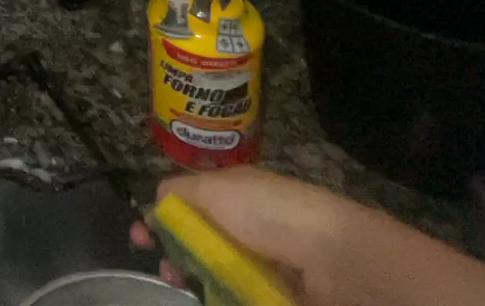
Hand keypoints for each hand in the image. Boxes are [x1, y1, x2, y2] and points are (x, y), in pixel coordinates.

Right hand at [129, 168, 484, 305]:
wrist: (343, 265)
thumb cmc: (271, 215)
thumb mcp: (213, 190)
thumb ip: (177, 196)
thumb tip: (155, 208)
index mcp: (234, 193)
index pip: (188, 204)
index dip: (161, 218)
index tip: (141, 239)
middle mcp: (250, 227)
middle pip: (200, 243)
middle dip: (176, 257)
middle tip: (169, 273)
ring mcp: (268, 268)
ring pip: (219, 276)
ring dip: (200, 284)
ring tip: (191, 291)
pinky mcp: (282, 301)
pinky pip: (243, 299)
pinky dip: (225, 299)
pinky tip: (214, 301)